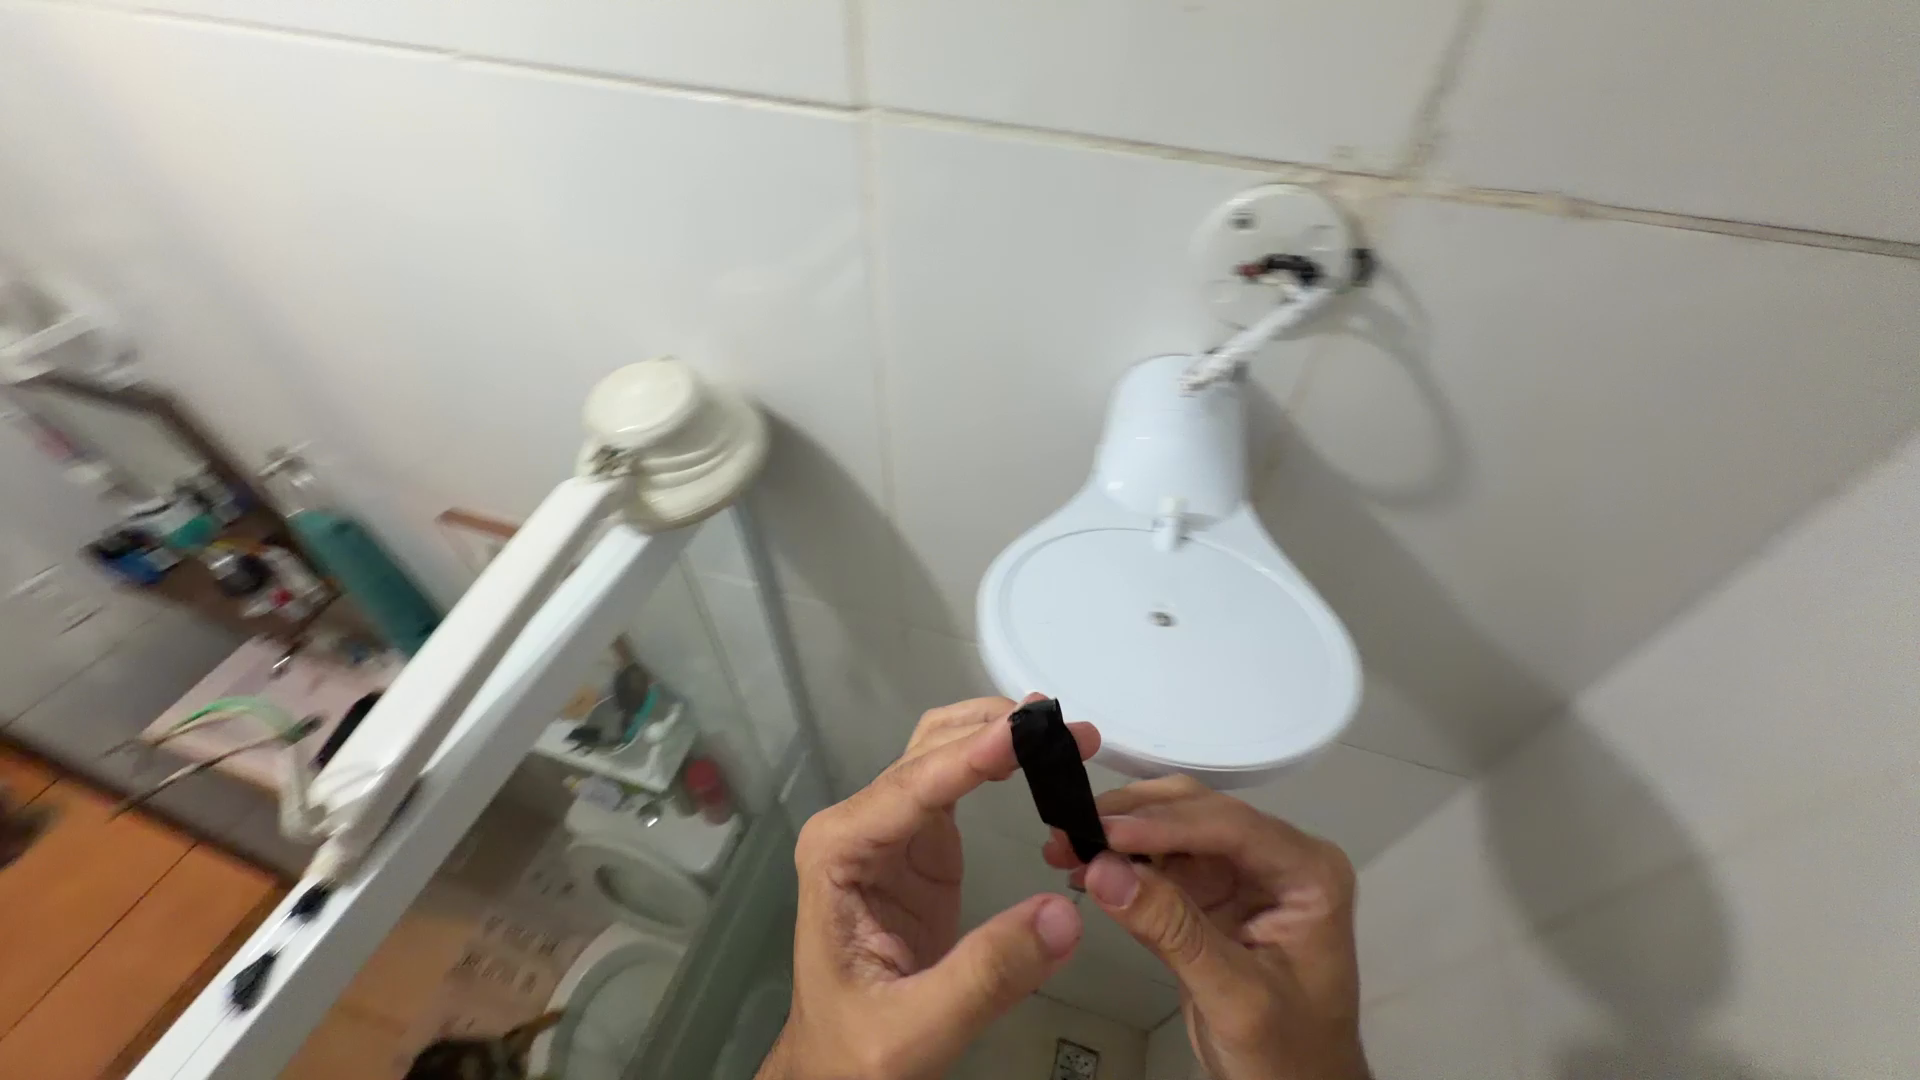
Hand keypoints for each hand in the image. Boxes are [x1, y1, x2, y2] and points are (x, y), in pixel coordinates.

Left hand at [760, 697, 1100, 1079]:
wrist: (834, 1064)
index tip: (1024, 729)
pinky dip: (993, 758)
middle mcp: (860, 823)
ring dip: (994, 731)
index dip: (971, 753)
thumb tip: (1065, 915)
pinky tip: (1030, 754)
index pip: (912, 785)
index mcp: (839, 851)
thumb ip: (986, 976)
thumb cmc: (856, 1051)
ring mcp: (890, 827)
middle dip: (995, 730)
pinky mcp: (920, 841)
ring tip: (1055, 729)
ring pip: (940, 750)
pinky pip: (955, 779)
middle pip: (928, 750)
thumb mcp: (916, 1029)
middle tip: (1063, 729)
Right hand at [1043, 776, 1368, 1079]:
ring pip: (1169, 824)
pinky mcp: (1207, 888)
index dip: (1163, 823)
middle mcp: (1274, 855)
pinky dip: (1118, 860)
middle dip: (1131, 817)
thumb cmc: (1288, 1057)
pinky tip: (1079, 865)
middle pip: (1195, 810)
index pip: (1229, 825)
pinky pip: (1157, 858)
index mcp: (1307, 872)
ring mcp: (1239, 869)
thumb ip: (1173, 931)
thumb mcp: (1236, 999)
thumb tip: (1102, 869)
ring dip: (1116, 831)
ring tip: (1063, 843)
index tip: (1102, 830)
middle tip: (1069, 827)